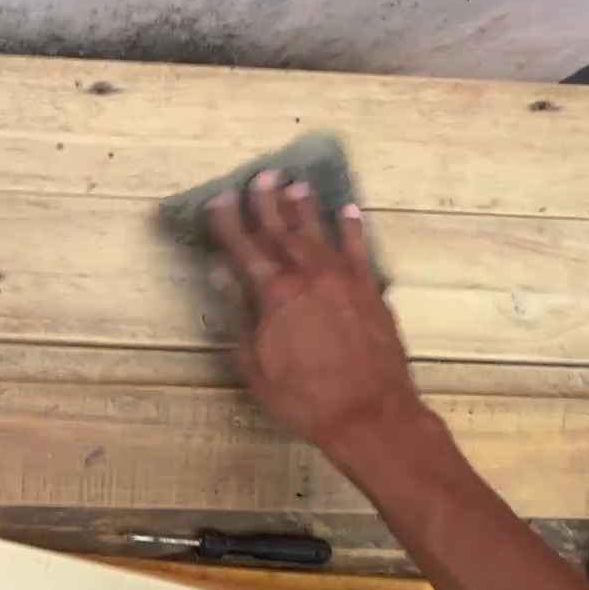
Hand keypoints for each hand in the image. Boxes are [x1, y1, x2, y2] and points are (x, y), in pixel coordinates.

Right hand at [206, 174, 425, 455]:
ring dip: (306, 209)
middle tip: (260, 176)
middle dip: (268, 204)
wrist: (368, 413)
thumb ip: (241, 317)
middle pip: (284, 232)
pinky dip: (352, 229)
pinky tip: (347, 211)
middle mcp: (310, 277)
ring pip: (321, 235)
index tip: (218, 200)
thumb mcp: (255, 364)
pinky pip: (359, 251)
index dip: (229, 224)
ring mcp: (345, 281)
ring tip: (295, 185)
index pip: (246, 250)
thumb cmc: (301, 397)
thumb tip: (225, 279)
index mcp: (276, 295)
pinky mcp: (370, 293)